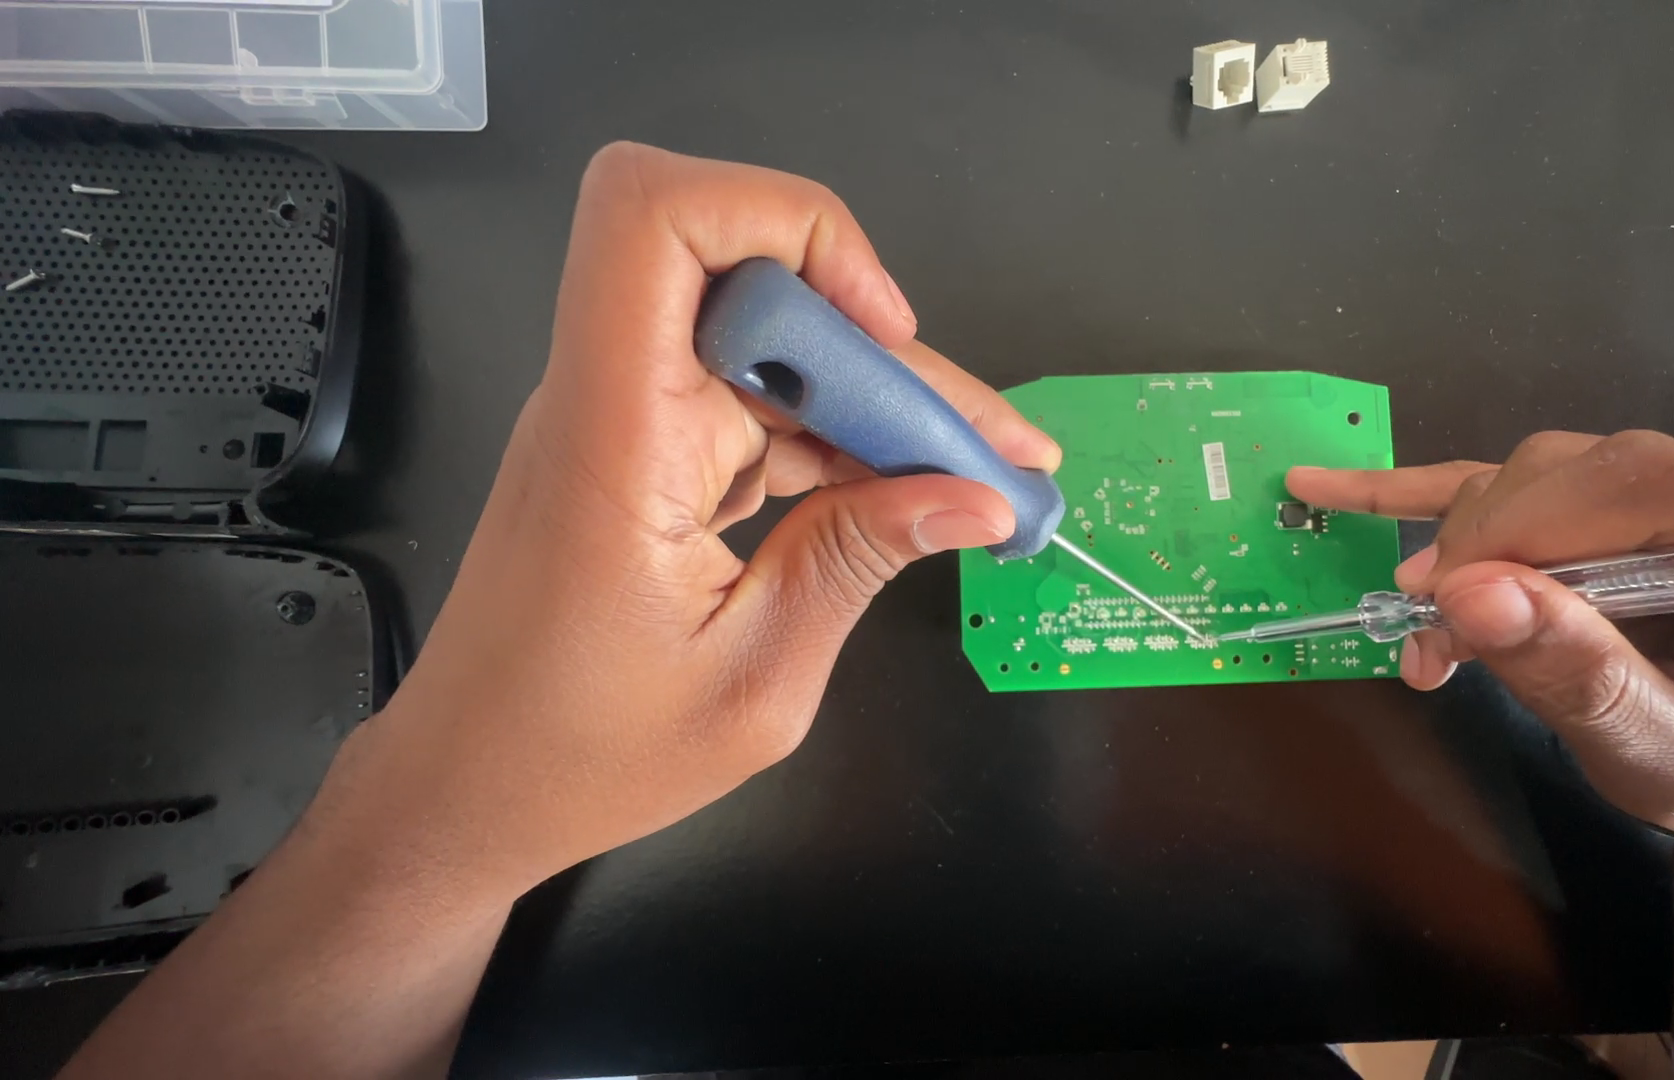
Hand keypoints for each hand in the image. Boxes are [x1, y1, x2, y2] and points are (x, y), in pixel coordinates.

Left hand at [314, 145, 1057, 898]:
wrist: (474, 788)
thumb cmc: (590, 758)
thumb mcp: (756, 678)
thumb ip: (859, 565)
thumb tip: (973, 500)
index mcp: (619, 437)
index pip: (662, 220)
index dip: (792, 224)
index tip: (888, 329)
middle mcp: (620, 399)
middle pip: (772, 298)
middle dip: (899, 362)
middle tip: (999, 449)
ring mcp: (640, 421)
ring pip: (787, 358)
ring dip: (889, 410)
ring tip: (983, 480)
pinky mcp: (659, 452)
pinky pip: (771, 412)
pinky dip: (849, 446)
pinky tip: (910, 499)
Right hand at [1288, 432, 1673, 862]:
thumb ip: (1581, 677)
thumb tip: (1465, 591)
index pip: (1634, 480)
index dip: (1518, 527)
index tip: (1442, 602)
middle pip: (1573, 471)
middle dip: (1478, 548)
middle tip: (1429, 630)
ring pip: (1534, 475)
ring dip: (1460, 545)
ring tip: (1432, 624)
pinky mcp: (1631, 505)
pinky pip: (1519, 484)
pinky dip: (1428, 494)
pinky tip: (1335, 489)